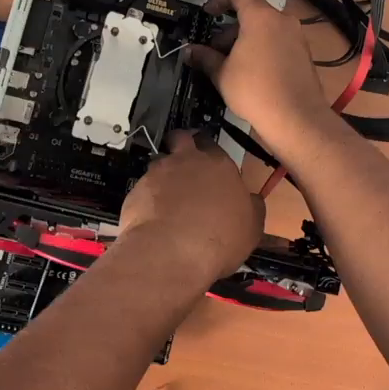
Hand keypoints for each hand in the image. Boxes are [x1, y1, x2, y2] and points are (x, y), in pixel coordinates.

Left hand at [117, 131, 263, 282]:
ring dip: (163, 172)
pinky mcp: (136, 190)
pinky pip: (143, 188)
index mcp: (218, 165)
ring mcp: (158, 173)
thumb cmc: (218, 240)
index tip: (210, 162)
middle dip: (181, 143)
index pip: (213, 143)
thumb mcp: (251, 227)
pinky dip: (148, 197)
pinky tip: (153, 216)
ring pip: (159, 161)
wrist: (171, 252)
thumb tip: (252, 200)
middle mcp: (187, 161)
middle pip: (181, 138)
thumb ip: (251, 207)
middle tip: (184, 161)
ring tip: (167, 195)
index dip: (210, 151)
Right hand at [185, 0, 333, 148]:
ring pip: (265, 28)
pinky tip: (250, 74)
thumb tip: (189, 52)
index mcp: (261, 17)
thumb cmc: (255, 91)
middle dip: (229, 29)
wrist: (297, 119)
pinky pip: (277, 42)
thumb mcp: (222, 74)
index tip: (208, 14)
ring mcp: (296, 37)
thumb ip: (204, 57)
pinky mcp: (304, 54)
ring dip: (244, 41)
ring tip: (229, 66)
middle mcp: (282, 20)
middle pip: (252, 12)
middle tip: (214, 50)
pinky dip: (261, 49)